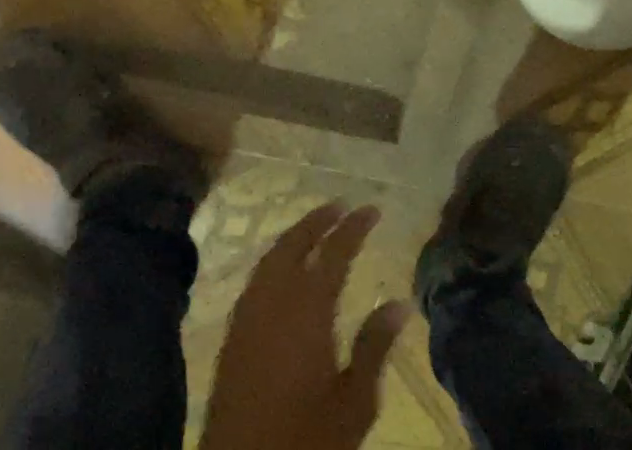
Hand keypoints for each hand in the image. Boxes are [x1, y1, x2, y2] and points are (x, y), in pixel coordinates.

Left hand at [199, 203, 410, 449]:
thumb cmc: (307, 439)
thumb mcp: (355, 401)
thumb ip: (375, 347)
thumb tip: (399, 304)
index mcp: (307, 312)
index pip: (334, 253)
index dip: (354, 227)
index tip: (372, 208)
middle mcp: (273, 303)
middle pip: (293, 244)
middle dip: (317, 220)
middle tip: (341, 206)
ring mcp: (247, 317)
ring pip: (269, 259)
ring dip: (293, 237)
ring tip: (316, 228)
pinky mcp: (232, 336)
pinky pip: (255, 280)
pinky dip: (274, 261)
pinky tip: (285, 272)